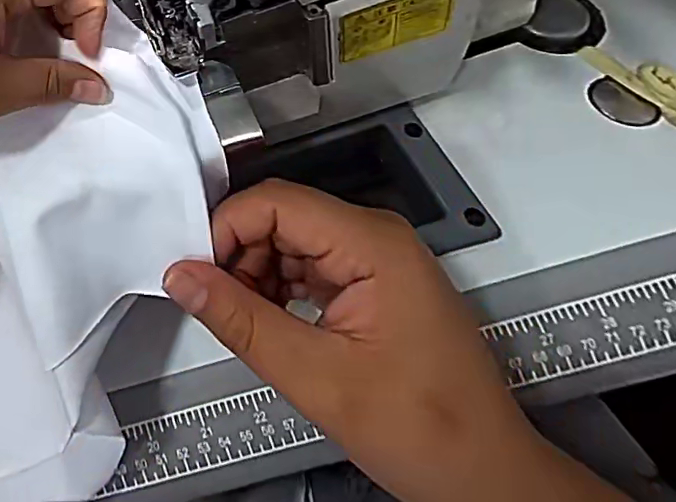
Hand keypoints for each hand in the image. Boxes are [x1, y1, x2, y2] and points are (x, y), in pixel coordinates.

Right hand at [163, 181, 620, 501]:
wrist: (490, 479)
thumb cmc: (430, 433)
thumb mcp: (318, 378)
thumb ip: (241, 321)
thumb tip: (185, 278)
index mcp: (371, 243)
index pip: (274, 201)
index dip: (227, 229)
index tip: (199, 270)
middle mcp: (374, 236)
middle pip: (279, 217)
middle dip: (239, 256)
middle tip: (219, 303)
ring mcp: (373, 255)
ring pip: (287, 239)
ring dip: (256, 274)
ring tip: (248, 321)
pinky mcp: (368, 277)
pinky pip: (305, 261)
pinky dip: (278, 287)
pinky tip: (272, 322)